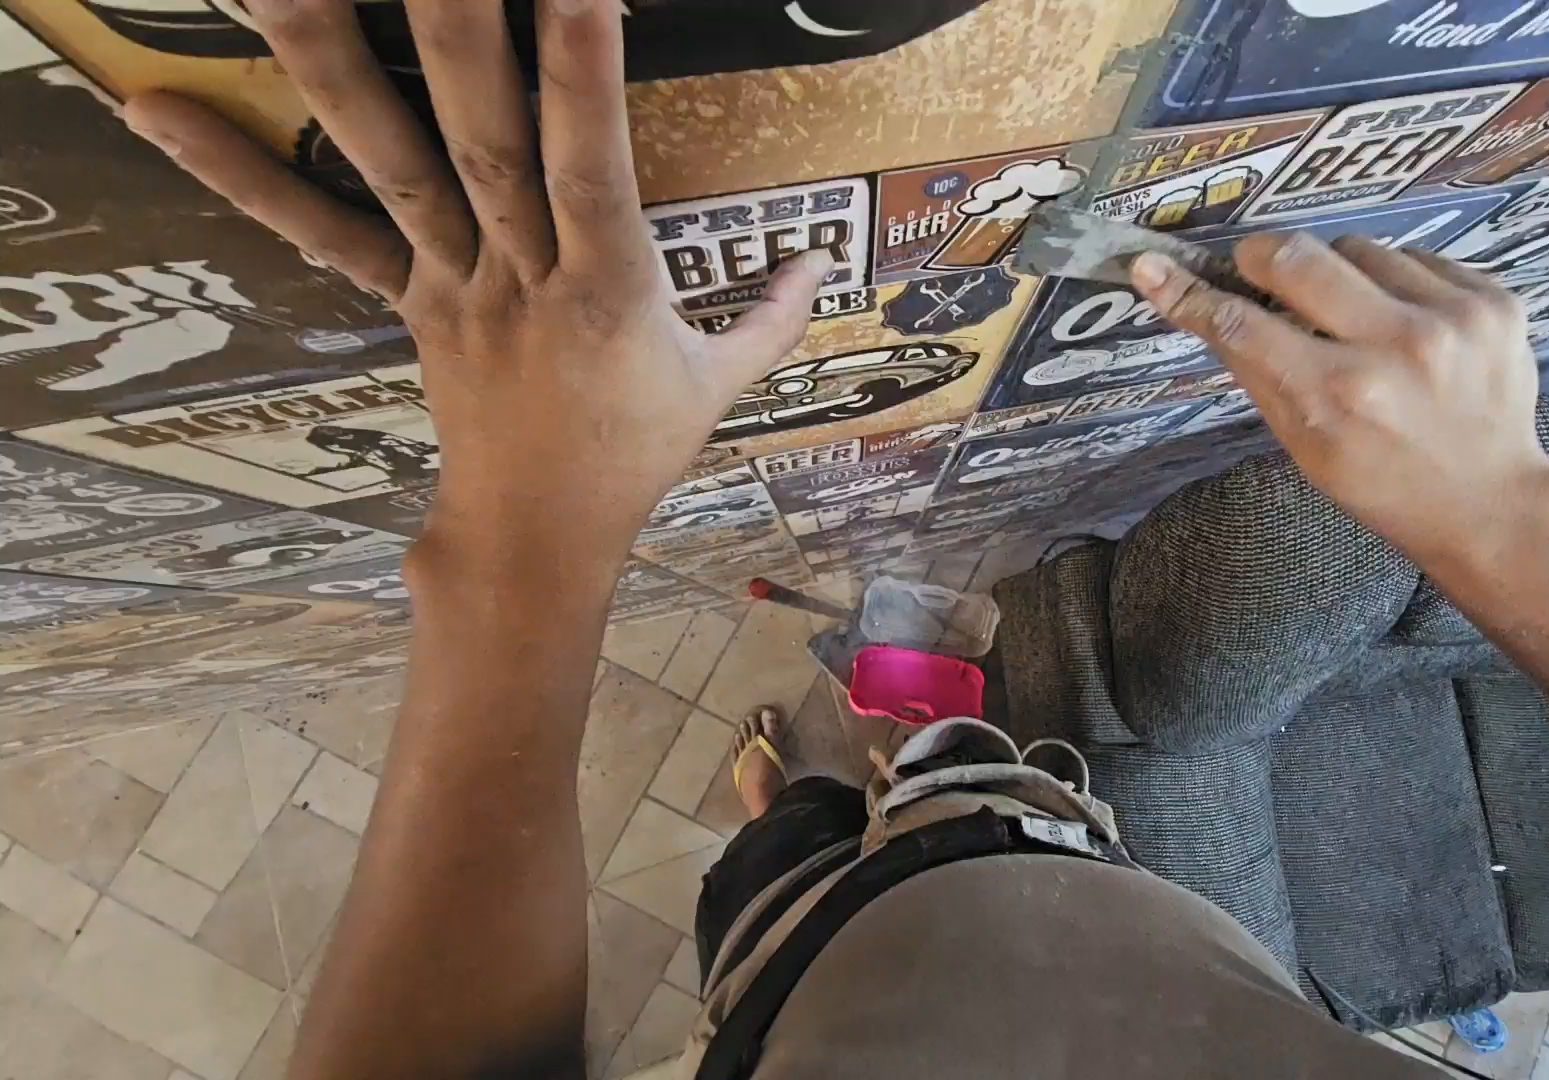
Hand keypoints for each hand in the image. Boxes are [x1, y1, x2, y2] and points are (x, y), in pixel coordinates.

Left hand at [120, 0, 828, 582]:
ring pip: (395, 168)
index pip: (594, 169)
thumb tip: (822, 267)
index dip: (585, 73)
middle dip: (461, 30)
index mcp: (610, 296)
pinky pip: (328, 238)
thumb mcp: (720, 387)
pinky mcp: (414, 303)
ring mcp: (456, 286)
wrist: (543, 527)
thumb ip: (772, 321)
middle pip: (488, 142)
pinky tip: (156, 109)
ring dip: (330, 63)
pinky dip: (247, 178)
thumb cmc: (636, 455)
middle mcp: (524, 277)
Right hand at [1130, 233, 1548, 562]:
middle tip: (1253, 264)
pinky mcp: (1493, 300)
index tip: (1152, 268)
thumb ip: (1263, 376)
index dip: (1188, 294)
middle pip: (1299, 259)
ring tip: (1346, 310)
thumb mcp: (1302, 445)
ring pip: (1358, 248)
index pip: (1241, 327)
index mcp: (1335, 396)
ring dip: (1333, 270)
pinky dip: (1389, 280)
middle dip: (1261, 254)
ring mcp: (1452, 317)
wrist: (1486, 500)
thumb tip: (1218, 313)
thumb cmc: (1375, 482)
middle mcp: (1394, 347)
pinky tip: (1400, 320)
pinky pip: (1414, 258)